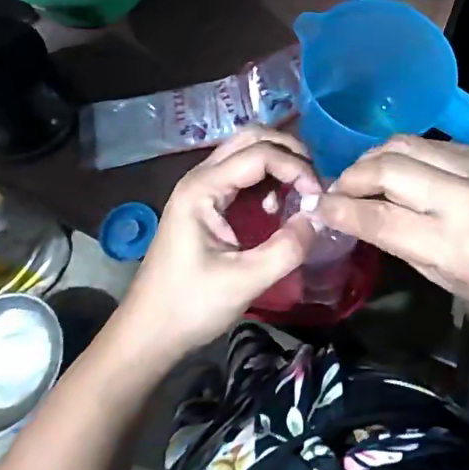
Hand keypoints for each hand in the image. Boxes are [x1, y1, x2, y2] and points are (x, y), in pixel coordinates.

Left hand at [110, 128, 320, 363]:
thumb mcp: (245, 281)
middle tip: (314, 182)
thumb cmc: (191, 306)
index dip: (295, 167)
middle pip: (250, 138)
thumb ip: (286, 248)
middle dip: (288, 151)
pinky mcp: (206, 203)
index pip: (259, 153)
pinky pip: (240, 173)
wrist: (149, 331)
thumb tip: (319, 217)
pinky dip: (265, 178)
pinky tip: (275, 207)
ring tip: (300, 194)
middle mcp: (200, 177)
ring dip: (277, 162)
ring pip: (245, 152)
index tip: (318, 197)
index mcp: (202, 188)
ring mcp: (201, 188)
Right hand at [315, 136, 468, 329]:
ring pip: (405, 144)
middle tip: (337, 190)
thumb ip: (398, 241)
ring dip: (373, 158)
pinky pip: (429, 144)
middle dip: (352, 175)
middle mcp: (468, 197)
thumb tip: (353, 215)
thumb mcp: (445, 280)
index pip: (382, 218)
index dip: (341, 209)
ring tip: (362, 176)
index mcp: (458, 245)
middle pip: (389, 168)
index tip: (317, 205)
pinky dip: (403, 155)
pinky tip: (399, 171)